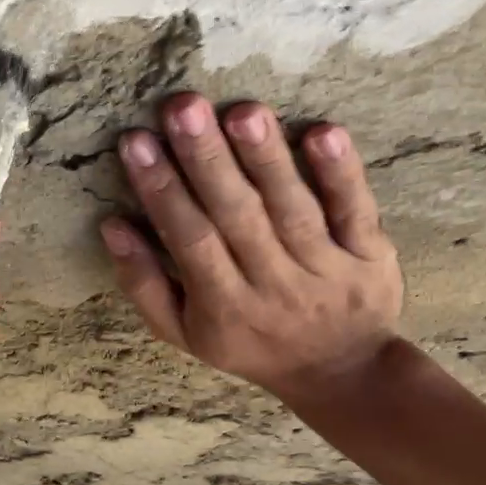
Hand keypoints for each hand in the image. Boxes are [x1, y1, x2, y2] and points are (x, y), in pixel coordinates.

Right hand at [100, 93, 402, 404]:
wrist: (345, 377)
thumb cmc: (244, 342)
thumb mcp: (179, 331)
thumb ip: (142, 281)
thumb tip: (111, 224)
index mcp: (223, 304)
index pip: (187, 237)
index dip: (160, 188)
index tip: (135, 140)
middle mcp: (275, 284)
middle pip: (237, 214)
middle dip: (207, 158)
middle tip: (182, 107)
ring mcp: (328, 268)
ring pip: (292, 206)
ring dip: (266, 157)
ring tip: (243, 110)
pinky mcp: (373, 255)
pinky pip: (357, 211)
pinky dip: (343, 172)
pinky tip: (324, 132)